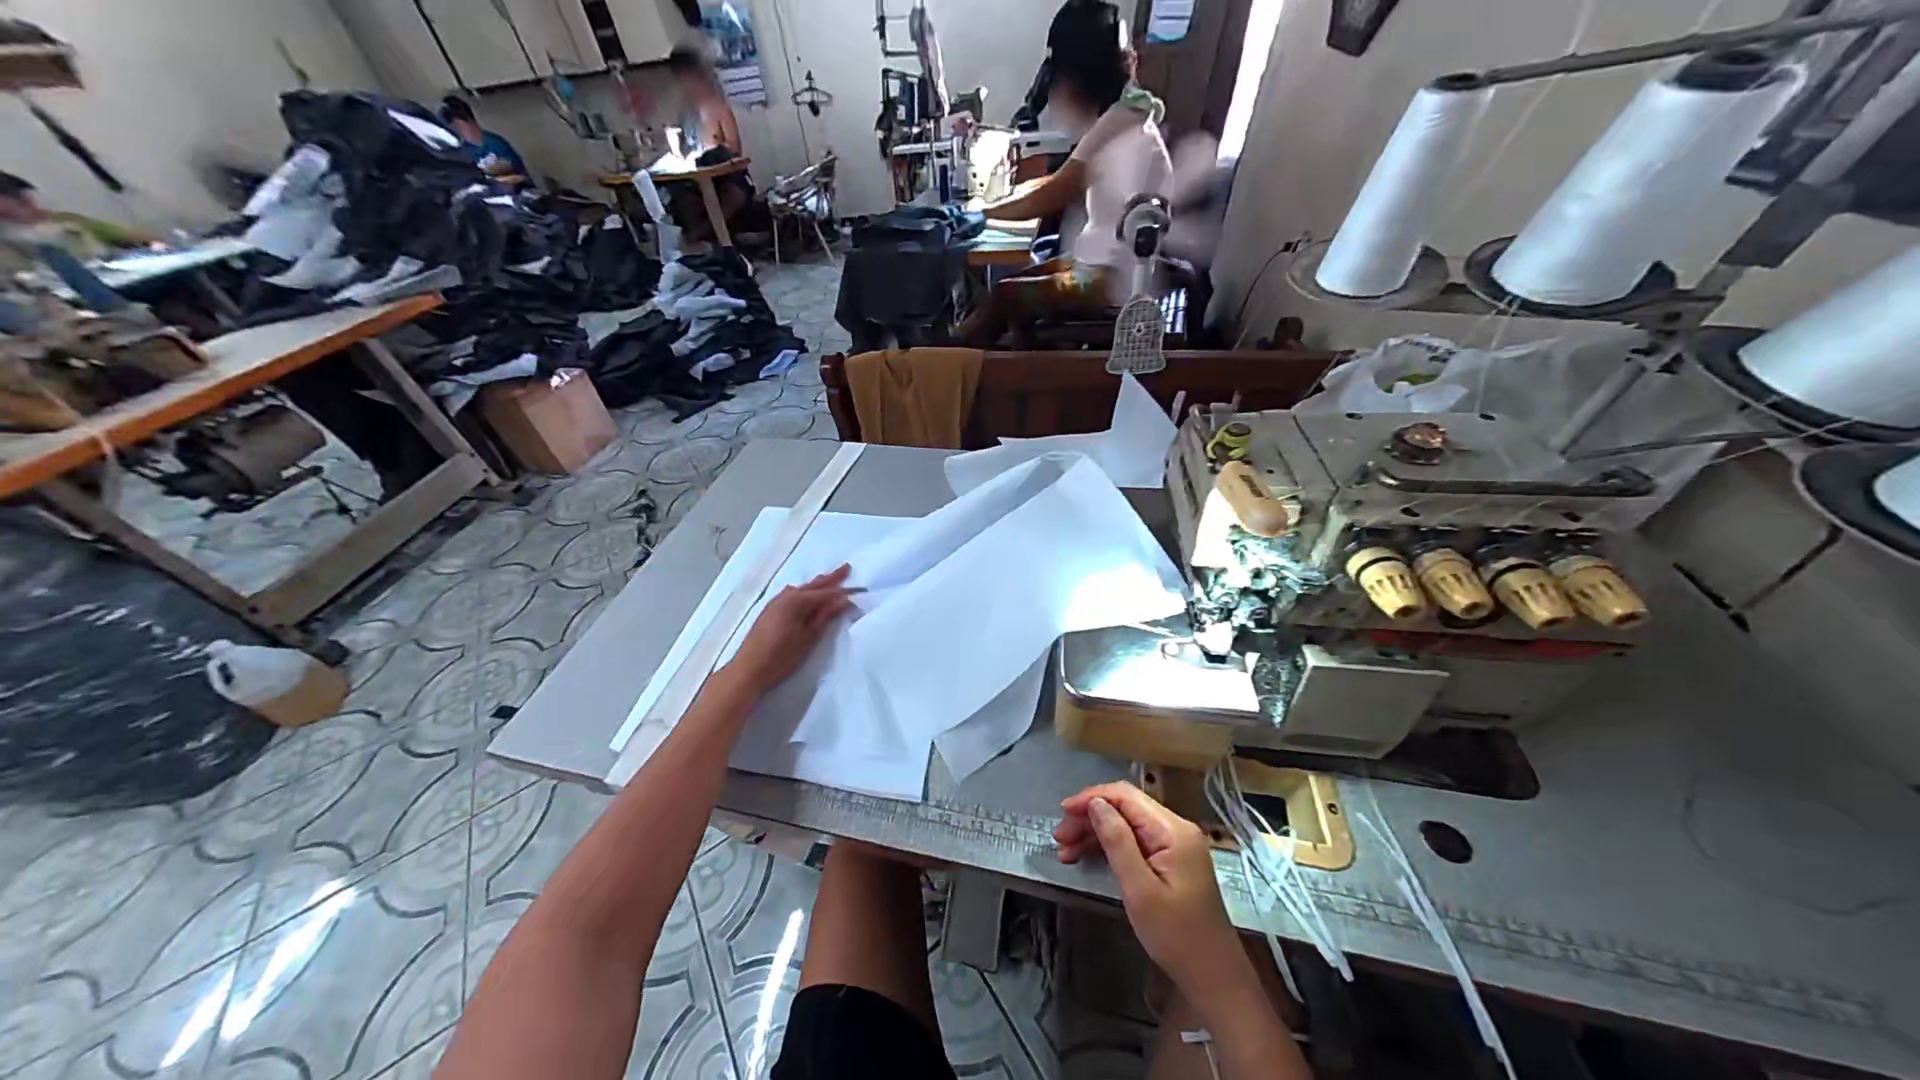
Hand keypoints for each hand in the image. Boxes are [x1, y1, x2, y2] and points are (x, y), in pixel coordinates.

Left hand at [719, 564, 855, 695]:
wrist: (748, 670)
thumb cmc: (780, 657)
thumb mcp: (808, 638)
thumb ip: (825, 617)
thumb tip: (843, 601)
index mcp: (797, 601)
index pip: (826, 593)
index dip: (843, 592)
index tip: (860, 589)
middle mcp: (785, 597)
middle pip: (813, 586)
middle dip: (831, 578)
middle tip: (847, 568)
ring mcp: (775, 603)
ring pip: (801, 589)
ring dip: (816, 584)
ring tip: (829, 578)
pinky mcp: (769, 612)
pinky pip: (791, 595)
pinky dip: (803, 592)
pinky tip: (804, 594)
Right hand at [1055, 782, 1249, 998]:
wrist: (1213, 975)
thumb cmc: (1175, 935)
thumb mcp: (1139, 889)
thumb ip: (1117, 842)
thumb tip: (1096, 804)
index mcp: (1173, 831)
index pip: (1126, 796)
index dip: (1091, 798)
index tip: (1062, 812)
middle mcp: (1176, 829)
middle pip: (1125, 807)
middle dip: (1089, 818)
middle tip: (1060, 839)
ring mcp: (1175, 845)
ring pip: (1127, 824)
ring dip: (1095, 832)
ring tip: (1066, 851)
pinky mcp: (1171, 861)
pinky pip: (1135, 841)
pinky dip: (1109, 846)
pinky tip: (1087, 857)